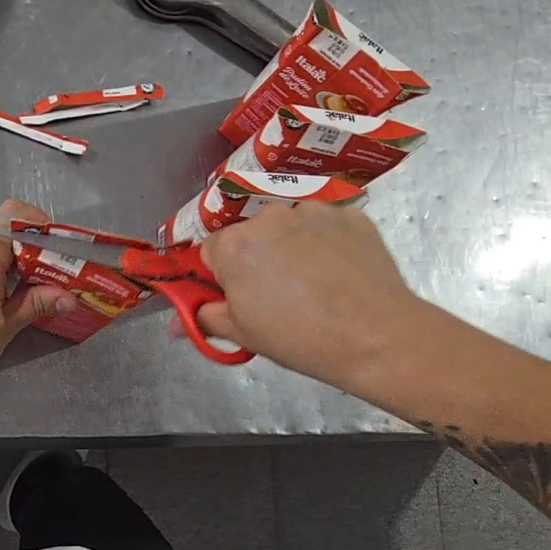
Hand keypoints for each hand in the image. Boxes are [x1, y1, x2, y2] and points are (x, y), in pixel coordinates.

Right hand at [192, 205, 447, 386]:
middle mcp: (269, 217)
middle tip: (275, 297)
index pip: (210, 252)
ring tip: (311, 286)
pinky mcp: (352, 216)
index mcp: (233, 245)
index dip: (220, 277)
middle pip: (249, 236)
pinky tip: (338, 275)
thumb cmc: (298, 337)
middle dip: (256, 260)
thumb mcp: (242, 334)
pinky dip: (326, 245)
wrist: (376, 336)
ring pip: (288, 229)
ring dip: (290, 249)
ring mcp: (314, 212)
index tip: (238, 299)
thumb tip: (174, 324)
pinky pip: (326, 227)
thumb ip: (203, 318)